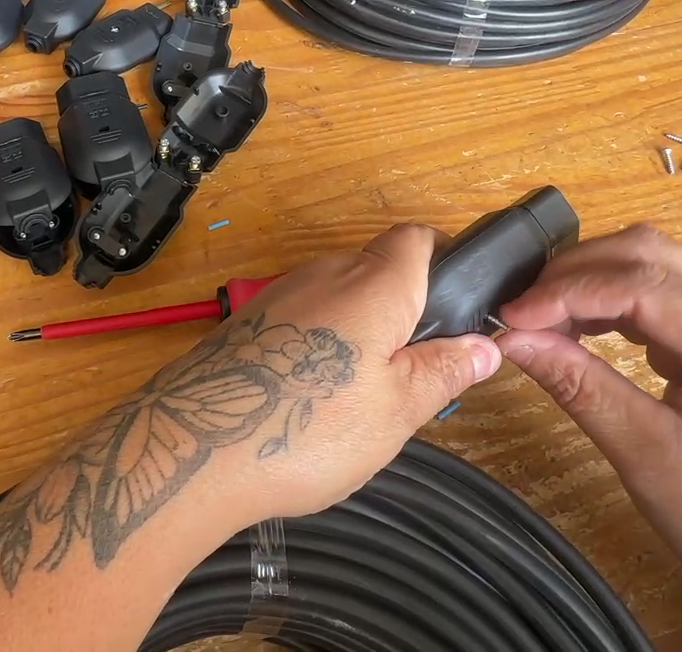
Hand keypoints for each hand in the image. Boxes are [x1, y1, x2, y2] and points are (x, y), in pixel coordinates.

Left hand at [186, 223, 503, 522]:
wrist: (196, 442)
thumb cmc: (307, 427)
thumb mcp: (395, 411)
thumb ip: (442, 371)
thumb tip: (485, 346)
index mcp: (374, 284)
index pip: (417, 240)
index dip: (445, 261)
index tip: (459, 305)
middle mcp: (327, 273)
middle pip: (381, 269)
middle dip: (407, 311)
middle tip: (418, 373)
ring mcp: (285, 293)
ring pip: (343, 296)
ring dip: (365, 331)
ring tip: (367, 396)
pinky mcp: (255, 318)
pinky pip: (308, 315)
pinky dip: (325, 343)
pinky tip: (317, 396)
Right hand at [495, 226, 681, 649]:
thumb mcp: (648, 457)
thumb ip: (578, 385)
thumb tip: (508, 338)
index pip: (648, 287)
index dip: (569, 292)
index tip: (511, 316)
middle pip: (655, 256)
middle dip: (577, 275)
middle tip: (522, 312)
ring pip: (660, 261)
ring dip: (595, 280)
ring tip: (547, 317)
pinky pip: (672, 286)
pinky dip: (619, 297)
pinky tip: (589, 326)